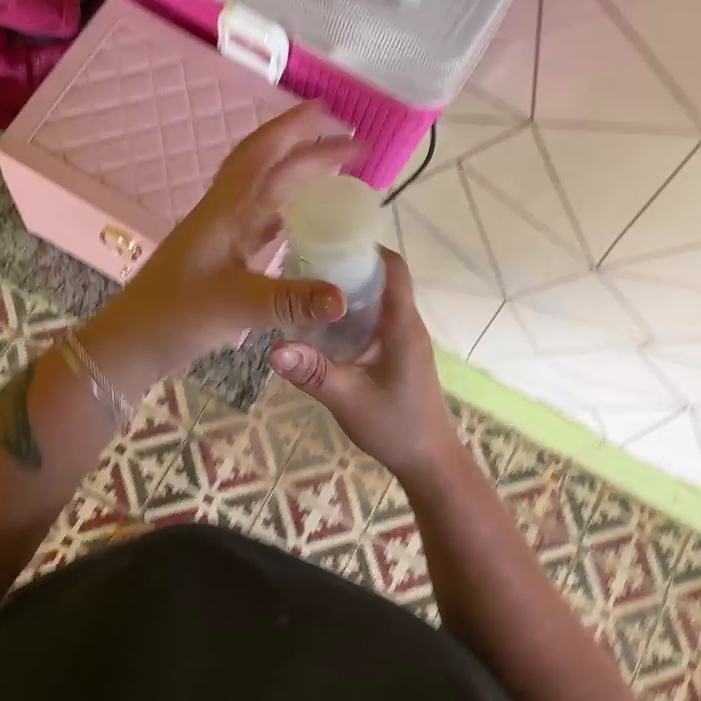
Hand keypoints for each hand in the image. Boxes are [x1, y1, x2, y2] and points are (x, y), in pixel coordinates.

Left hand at [85, 104, 364, 380]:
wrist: (131, 342)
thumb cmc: (174, 317)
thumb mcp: (236, 307)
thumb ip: (291, 301)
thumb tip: (343, 299)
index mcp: (225, 212)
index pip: (269, 157)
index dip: (303, 133)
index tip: (340, 119)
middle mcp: (223, 214)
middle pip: (266, 165)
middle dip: (306, 145)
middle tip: (348, 139)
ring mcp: (220, 236)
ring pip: (263, 192)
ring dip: (296, 176)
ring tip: (332, 172)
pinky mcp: (219, 259)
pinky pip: (258, 224)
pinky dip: (284, 214)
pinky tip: (300, 222)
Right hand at [268, 249, 460, 482]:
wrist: (428, 461)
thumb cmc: (395, 427)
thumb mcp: (348, 400)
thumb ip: (313, 373)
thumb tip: (273, 348)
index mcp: (402, 326)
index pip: (393, 268)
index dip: (364, 247)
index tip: (327, 239)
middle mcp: (406, 325)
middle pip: (381, 278)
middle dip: (346, 266)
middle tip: (303, 264)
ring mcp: (403, 341)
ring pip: (376, 301)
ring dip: (347, 292)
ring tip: (305, 289)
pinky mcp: (396, 356)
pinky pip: (373, 322)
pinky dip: (349, 316)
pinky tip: (320, 327)